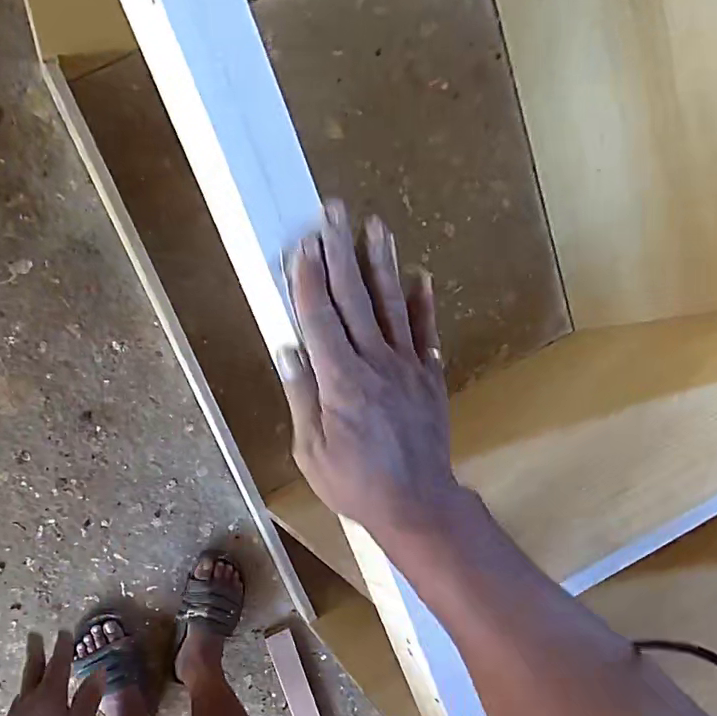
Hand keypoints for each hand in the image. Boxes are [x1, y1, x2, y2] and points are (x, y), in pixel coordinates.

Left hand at [0, 632, 102, 715]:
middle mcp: (30, 700)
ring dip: (31, 675)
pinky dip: (26, 700)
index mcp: (51, 695)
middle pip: (34, 669)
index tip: (64, 632)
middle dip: (37, 651)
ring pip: (25, 688)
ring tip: (34, 670)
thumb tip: (98, 673)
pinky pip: (19, 708)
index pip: (58, 665)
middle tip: (34, 635)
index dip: (63, 648)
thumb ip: (87, 701)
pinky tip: (26, 709)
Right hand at [278, 200, 470, 544]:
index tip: (301, 245)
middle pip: (354, 299)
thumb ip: (302, 397)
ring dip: (380, 262)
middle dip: (339, 252)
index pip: (320, 320)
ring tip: (374, 225)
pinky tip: (418, 274)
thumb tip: (289, 352)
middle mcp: (376, 364)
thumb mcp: (311, 450)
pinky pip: (424, 332)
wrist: (417, 503)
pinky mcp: (427, 377)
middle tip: (333, 211)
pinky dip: (421, 302)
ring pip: (391, 305)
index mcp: (341, 383)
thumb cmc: (354, 483)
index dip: (308, 281)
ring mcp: (407, 367)